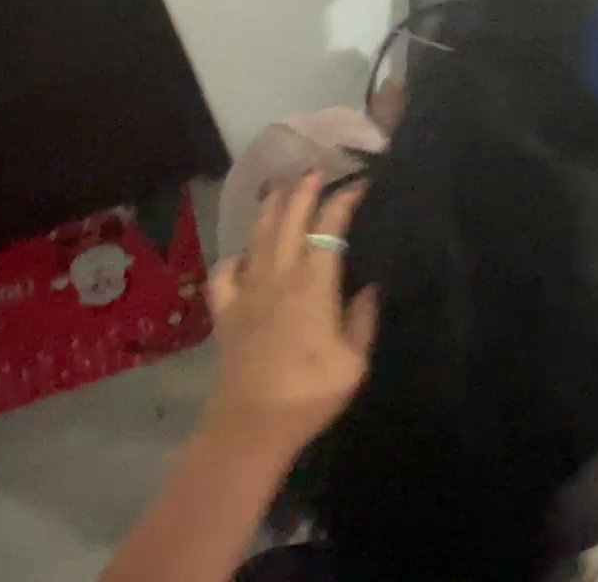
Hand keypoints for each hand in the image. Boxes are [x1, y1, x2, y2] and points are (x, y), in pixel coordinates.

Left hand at [205, 173, 378, 456]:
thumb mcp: (354, 362)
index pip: (328, 228)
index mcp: (313, 284)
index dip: (343, 201)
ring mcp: (248, 291)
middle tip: (316, 171)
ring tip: (280, 190)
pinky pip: (226, 273)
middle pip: (289, 220)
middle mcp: (278, 276)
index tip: (359, 185)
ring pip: (258, 237)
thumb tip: (370, 285)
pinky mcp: (226, 312)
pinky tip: (242, 255)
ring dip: (271, 209)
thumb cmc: (309, 393)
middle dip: (304, 191)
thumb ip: (363, 319)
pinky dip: (235, 257)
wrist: (250, 426)